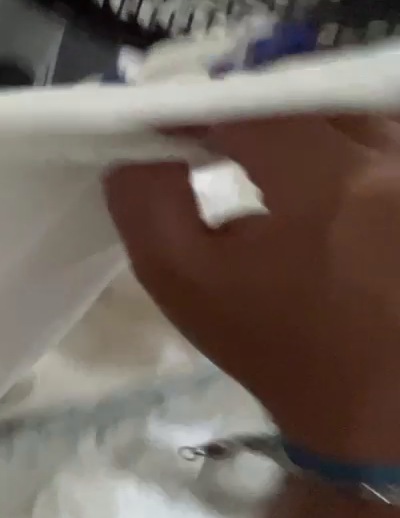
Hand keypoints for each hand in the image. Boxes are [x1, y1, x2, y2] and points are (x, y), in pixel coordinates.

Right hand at [106, 116, 399, 461]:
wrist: (386, 414)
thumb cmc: (275, 342)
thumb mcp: (175, 273)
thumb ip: (144, 198)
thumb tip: (143, 148)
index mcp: (337, 186)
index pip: (256, 110)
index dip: (202, 110)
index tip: (165, 127)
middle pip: (325, 103)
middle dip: (263, 113)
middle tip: (216, 138)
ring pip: (375, 122)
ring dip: (315, 129)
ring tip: (270, 158)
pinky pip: (393, 152)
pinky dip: (355, 152)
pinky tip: (326, 185)